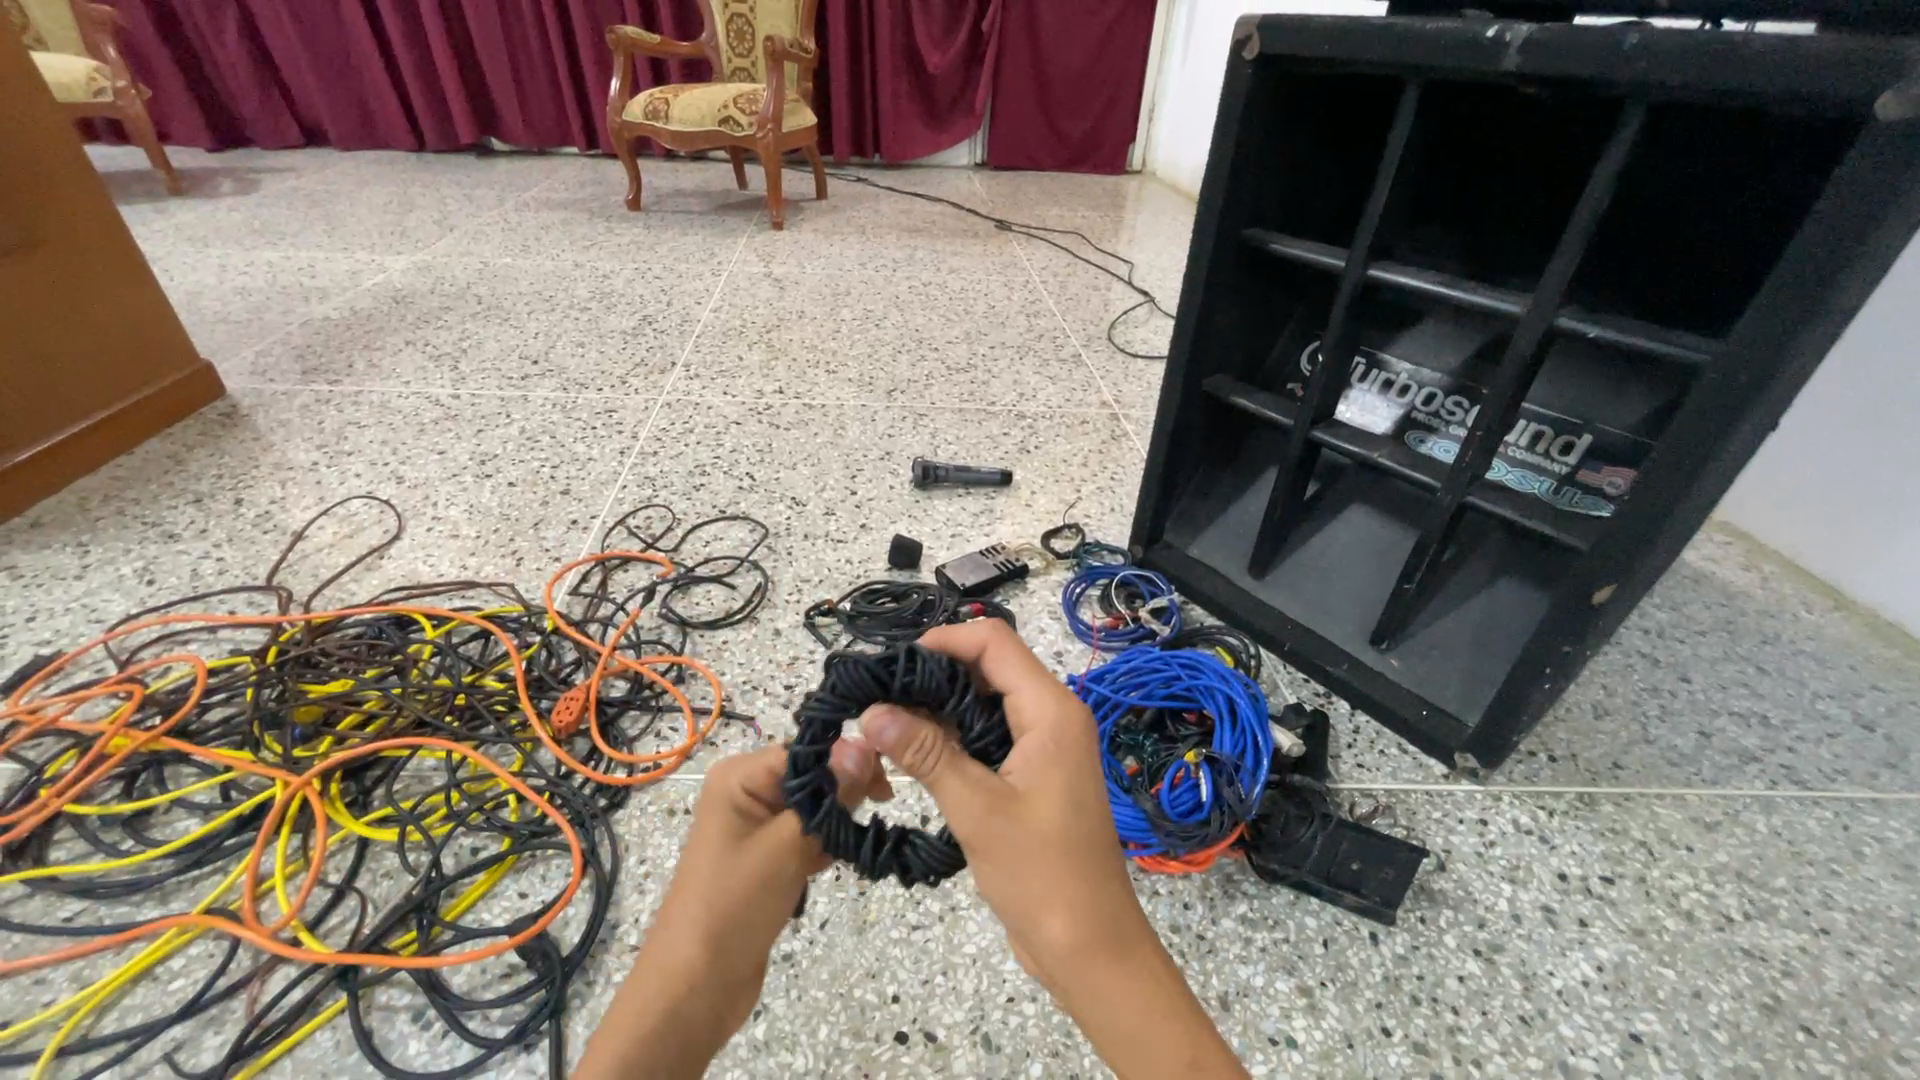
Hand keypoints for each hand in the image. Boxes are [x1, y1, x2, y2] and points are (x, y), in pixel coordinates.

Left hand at [573, 740, 888, 1079]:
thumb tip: (864, 745)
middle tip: (874, 814)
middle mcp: (746, 791)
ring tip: (845, 848)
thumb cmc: (735, 905)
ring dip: (835, 824)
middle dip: (843, 794)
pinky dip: (823, 846)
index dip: (847, 760)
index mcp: (739, 776)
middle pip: (812, 775)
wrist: (696, 986)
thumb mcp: (787, 845)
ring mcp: (755, 825)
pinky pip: (806, 834)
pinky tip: (830, 864)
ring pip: (814, 806)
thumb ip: (829, 795)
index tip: (885, 786)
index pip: (807, 749)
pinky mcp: (765, 855)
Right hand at [858, 620, 1139, 987]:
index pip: (994, 643)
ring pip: (986, 703)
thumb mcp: (977, 809)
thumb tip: (871, 712)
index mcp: (1051, 711)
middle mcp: (1052, 716)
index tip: (891, 665)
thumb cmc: (1040, 873)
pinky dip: (954, 738)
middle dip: (934, 676)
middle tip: (879, 697)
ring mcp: (1045, 746)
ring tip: (885, 723)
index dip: (942, 642)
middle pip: (989, 668)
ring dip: (939, 709)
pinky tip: (915, 753)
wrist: (1089, 944)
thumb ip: (926, 753)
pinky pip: (991, 736)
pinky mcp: (1034, 773)